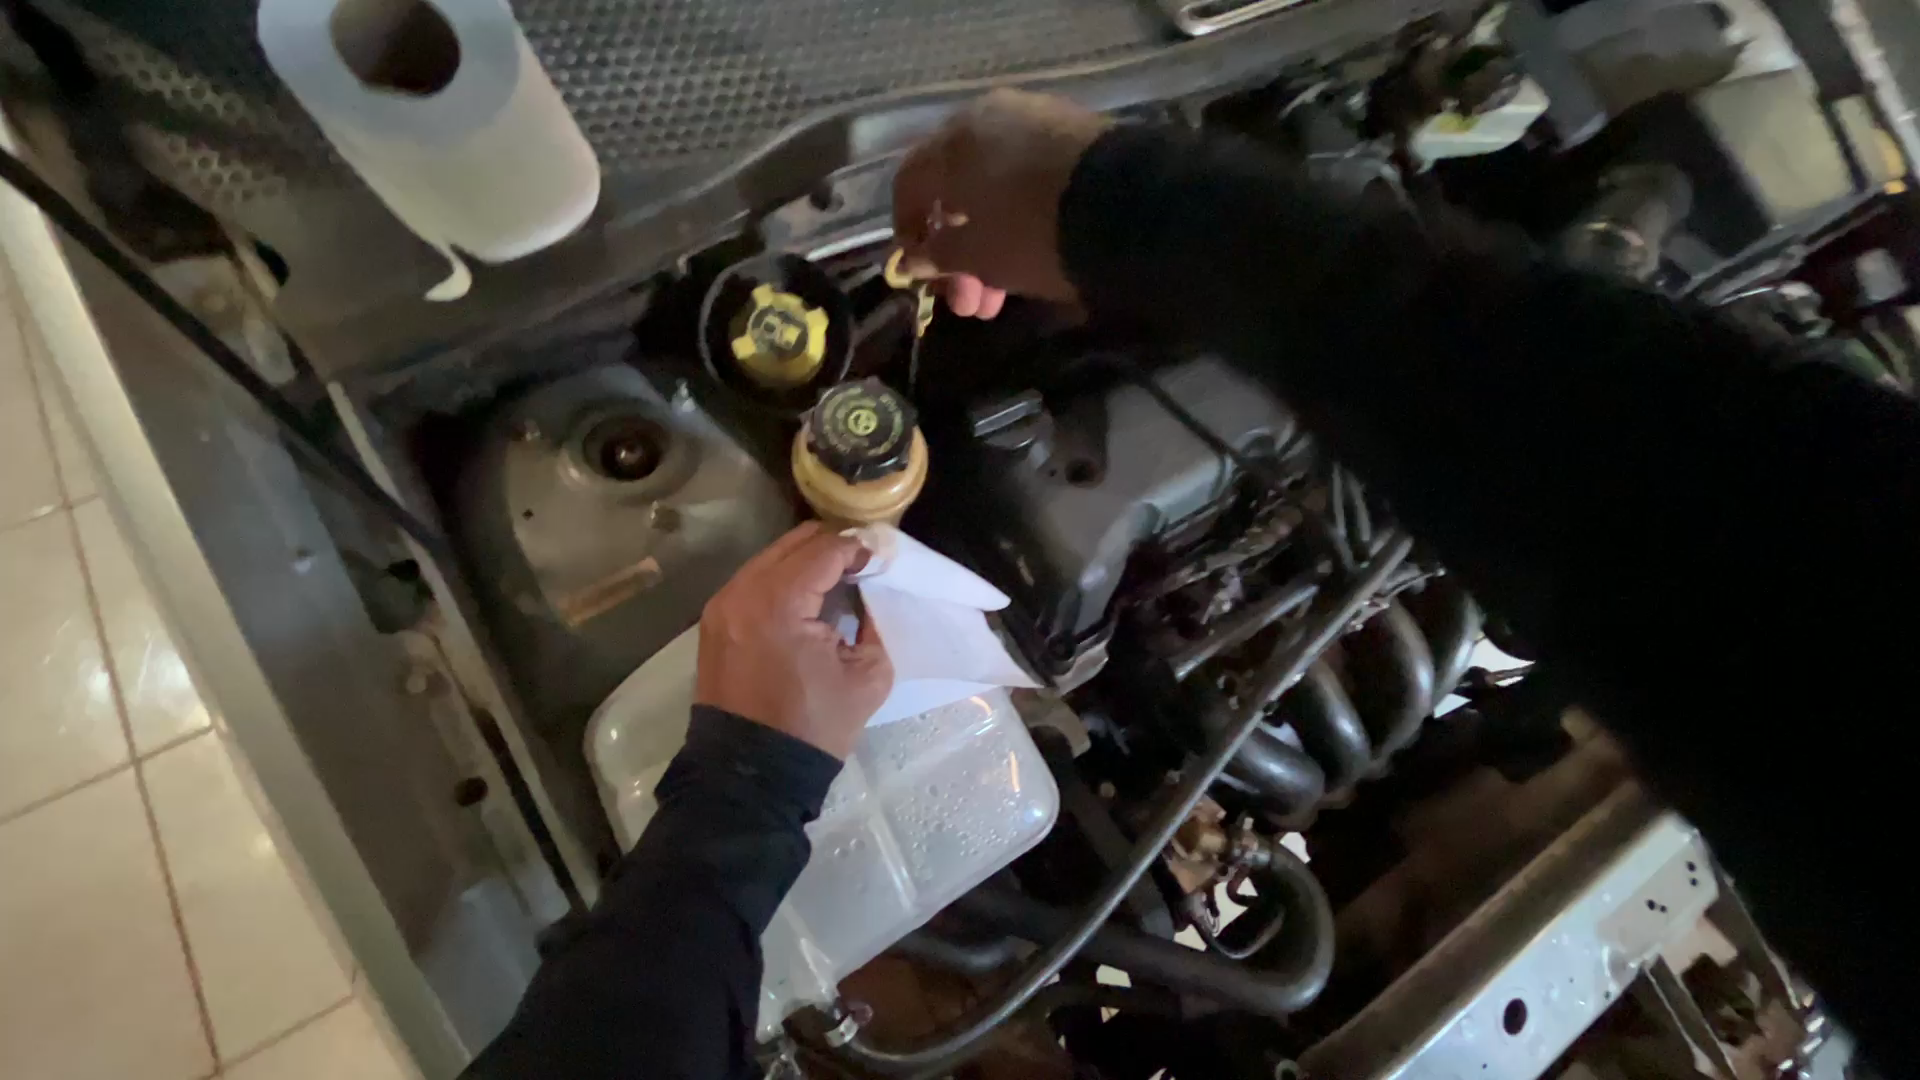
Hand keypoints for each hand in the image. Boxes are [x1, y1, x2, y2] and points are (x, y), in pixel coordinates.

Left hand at [695, 523, 893, 759]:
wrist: (751, 773)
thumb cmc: (815, 725)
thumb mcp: (869, 674)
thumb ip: (874, 620)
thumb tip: (867, 591)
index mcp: (780, 602)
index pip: (826, 550)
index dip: (858, 548)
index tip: (879, 561)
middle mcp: (743, 592)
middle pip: (795, 542)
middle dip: (832, 546)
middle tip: (861, 565)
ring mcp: (722, 605)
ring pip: (771, 557)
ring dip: (806, 560)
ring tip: (836, 580)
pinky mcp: (714, 620)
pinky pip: (754, 580)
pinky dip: (783, 578)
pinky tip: (806, 598)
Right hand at [893, 89, 1112, 318]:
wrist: (1124, 207)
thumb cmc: (1031, 233)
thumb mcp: (977, 255)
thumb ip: (938, 256)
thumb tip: (912, 259)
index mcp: (952, 142)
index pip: (908, 184)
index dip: (906, 233)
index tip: (918, 275)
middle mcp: (987, 120)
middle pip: (954, 192)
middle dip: (957, 258)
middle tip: (969, 306)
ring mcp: (1034, 122)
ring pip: (992, 192)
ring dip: (987, 249)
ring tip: (999, 301)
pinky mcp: (1072, 137)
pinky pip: (1026, 183)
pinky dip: (1017, 222)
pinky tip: (1027, 260)